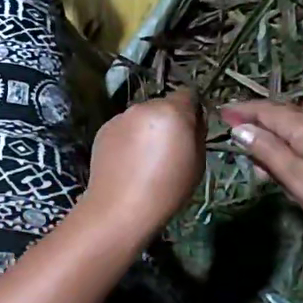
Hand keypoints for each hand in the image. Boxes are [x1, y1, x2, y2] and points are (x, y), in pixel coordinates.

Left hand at [82, 91, 203, 236]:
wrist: (120, 209)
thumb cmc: (167, 188)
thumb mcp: (198, 162)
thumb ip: (198, 133)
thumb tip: (194, 120)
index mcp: (171, 111)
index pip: (188, 94)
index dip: (192, 110)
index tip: (191, 131)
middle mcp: (144, 107)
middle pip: (163, 105)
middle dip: (168, 120)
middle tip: (169, 149)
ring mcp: (120, 117)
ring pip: (143, 117)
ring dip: (148, 129)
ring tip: (146, 159)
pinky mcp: (103, 130)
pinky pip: (125, 127)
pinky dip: (130, 138)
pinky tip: (129, 162)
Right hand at [219, 100, 302, 239]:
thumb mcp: (296, 176)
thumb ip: (268, 151)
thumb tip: (242, 129)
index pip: (266, 110)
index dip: (242, 111)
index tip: (221, 113)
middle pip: (284, 116)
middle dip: (259, 126)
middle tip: (239, 143)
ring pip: (301, 128)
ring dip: (279, 140)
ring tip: (265, 165)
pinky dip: (298, 147)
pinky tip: (297, 168)